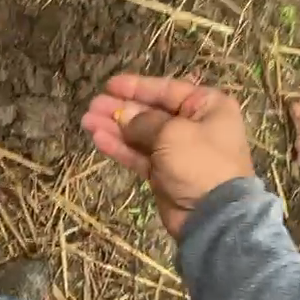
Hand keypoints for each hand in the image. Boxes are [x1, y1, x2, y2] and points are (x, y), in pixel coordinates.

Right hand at [81, 74, 255, 238]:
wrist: (211, 214)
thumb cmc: (200, 163)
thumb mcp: (173, 133)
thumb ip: (144, 122)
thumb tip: (124, 116)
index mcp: (205, 106)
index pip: (167, 90)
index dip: (137, 87)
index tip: (109, 85)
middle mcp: (192, 125)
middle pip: (150, 112)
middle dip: (120, 109)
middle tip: (92, 106)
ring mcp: (176, 152)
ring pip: (140, 135)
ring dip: (114, 128)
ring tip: (87, 122)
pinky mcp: (162, 174)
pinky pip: (138, 156)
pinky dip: (120, 148)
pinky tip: (99, 139)